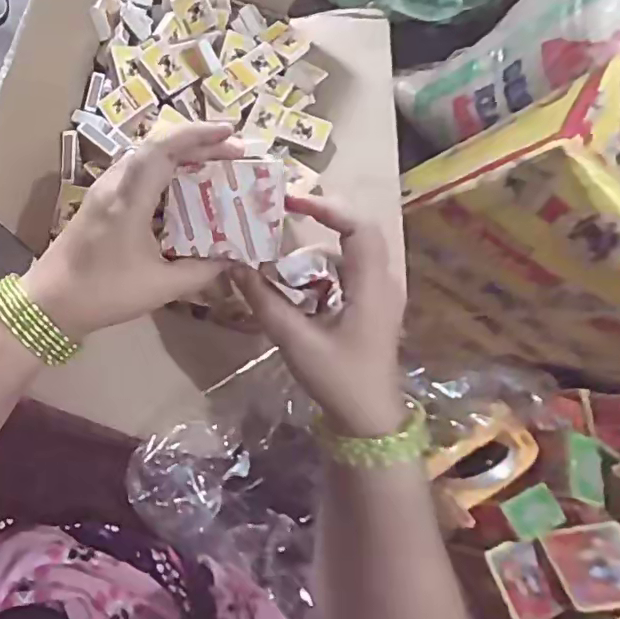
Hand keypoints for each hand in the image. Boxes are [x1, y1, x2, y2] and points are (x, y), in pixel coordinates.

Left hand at [22, 122, 244, 338]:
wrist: (49, 304)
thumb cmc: (104, 293)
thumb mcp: (160, 286)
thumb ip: (201, 270)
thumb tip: (232, 258)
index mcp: (128, 198)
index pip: (164, 148)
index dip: (199, 134)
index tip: (231, 132)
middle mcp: (113, 185)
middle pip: (157, 148)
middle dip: (198, 145)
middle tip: (234, 153)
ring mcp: (103, 193)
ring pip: (145, 160)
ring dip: (180, 158)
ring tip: (213, 167)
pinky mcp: (98, 205)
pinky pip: (136, 177)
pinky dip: (163, 176)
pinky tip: (182, 193)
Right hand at [230, 194, 407, 436]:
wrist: (369, 416)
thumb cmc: (338, 379)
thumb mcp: (296, 340)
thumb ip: (265, 301)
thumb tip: (236, 266)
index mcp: (372, 287)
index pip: (360, 228)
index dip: (328, 208)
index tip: (291, 201)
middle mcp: (383, 281)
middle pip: (359, 229)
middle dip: (322, 213)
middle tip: (282, 208)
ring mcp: (379, 291)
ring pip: (353, 246)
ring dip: (320, 235)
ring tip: (282, 231)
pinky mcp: (370, 301)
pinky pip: (348, 265)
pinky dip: (322, 258)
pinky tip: (295, 268)